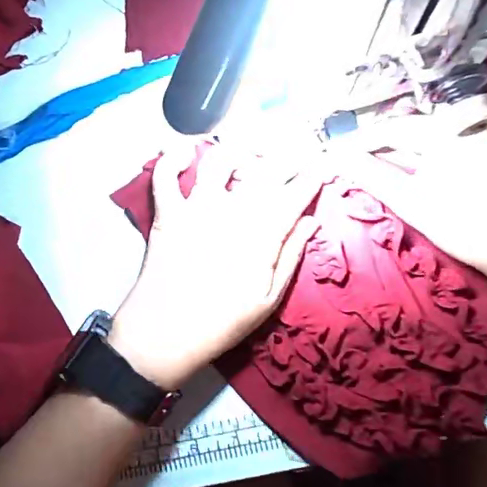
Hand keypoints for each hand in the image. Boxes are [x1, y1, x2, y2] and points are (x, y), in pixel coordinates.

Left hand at [108, 141, 322, 390]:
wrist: (165, 334)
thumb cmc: (223, 322)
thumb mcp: (269, 298)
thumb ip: (291, 254)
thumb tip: (310, 221)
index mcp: (264, 233)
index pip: (295, 193)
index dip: (311, 177)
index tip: (321, 167)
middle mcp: (234, 210)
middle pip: (265, 170)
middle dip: (286, 157)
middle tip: (295, 153)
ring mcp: (197, 208)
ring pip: (219, 161)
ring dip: (236, 151)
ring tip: (246, 155)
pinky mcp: (167, 212)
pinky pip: (166, 176)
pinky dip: (173, 159)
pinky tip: (184, 154)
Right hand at [333, 96, 486, 317]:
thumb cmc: (470, 227)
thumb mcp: (413, 203)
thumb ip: (371, 174)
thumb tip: (337, 155)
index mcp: (445, 124)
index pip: (392, 128)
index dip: (364, 142)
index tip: (343, 151)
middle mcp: (476, 109)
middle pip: (423, 127)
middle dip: (399, 147)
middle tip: (380, 168)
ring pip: (453, 130)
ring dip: (432, 147)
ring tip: (421, 174)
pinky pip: (482, 134)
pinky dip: (465, 149)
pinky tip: (462, 174)